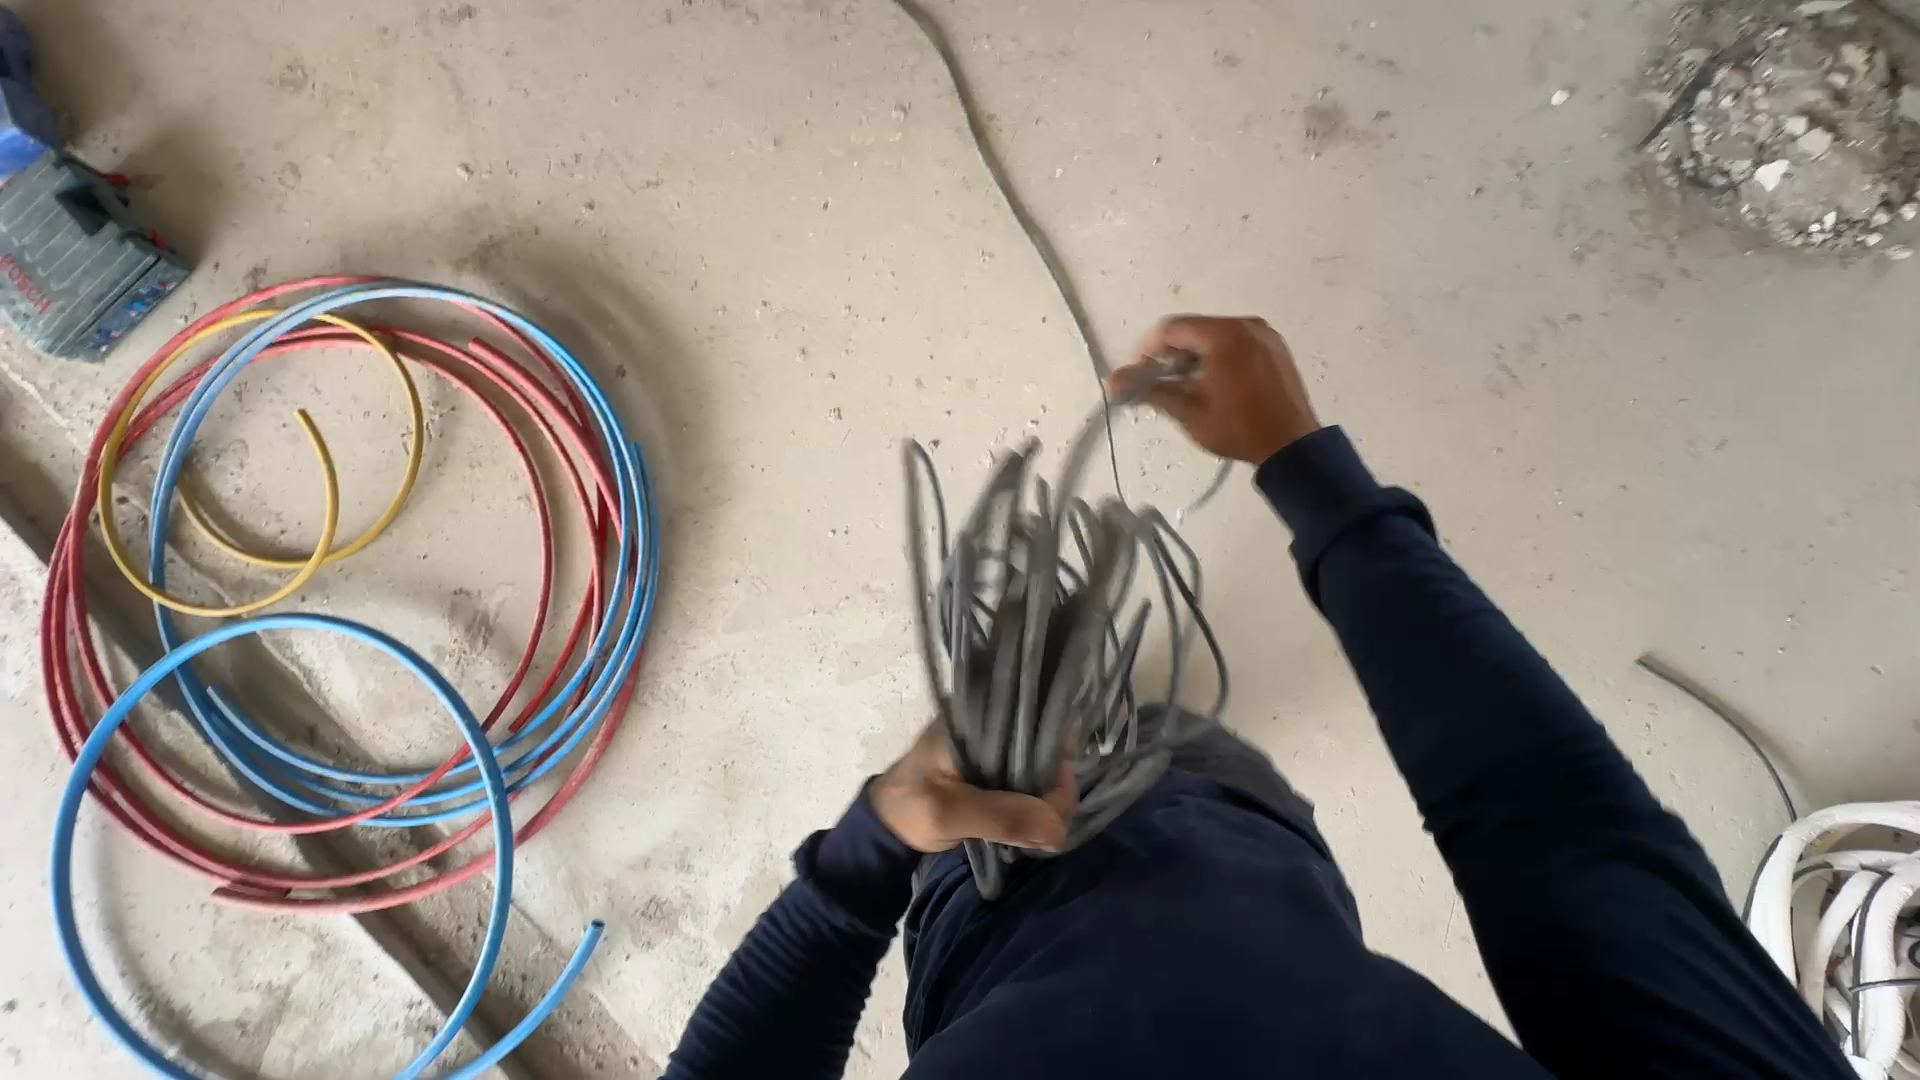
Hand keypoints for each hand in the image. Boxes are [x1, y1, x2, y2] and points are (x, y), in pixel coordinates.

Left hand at [869, 725, 1076, 853]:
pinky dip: (1036, 801)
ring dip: (1047, 798)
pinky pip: (1030, 779)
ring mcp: (993, 744)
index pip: (1035, 721)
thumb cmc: (909, 809)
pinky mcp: (995, 767)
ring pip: (1041, 765)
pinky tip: (1035, 822)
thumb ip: (1002, 816)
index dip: (1057, 758)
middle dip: (1055, 786)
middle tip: (1050, 827)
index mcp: (974, 716)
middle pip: (1045, 744)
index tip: (1058, 799)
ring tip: (1041, 829)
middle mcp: (989, 721)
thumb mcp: (949, 814)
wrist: (886, 827)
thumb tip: (1058, 828)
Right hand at [1109, 315, 1321, 463]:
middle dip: (1171, 355)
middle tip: (1161, 385)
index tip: (1139, 376)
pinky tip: (1213, 386)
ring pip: (1214, 337)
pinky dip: (1217, 359)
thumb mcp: (1187, 410)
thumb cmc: (1236, 427)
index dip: (1148, 350)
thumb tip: (1112, 380)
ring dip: (1193, 358)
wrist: (1291, 446)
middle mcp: (1246, 325)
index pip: (1172, 329)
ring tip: (1186, 389)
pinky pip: (1236, 344)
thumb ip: (1149, 389)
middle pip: (1194, 330)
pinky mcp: (1276, 350)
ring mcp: (1265, 335)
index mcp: (1224, 334)